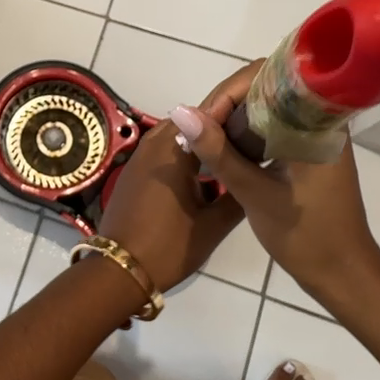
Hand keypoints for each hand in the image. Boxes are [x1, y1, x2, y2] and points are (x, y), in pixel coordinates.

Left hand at [97, 120, 244, 291]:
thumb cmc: (169, 247)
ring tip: (232, 150)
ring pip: (175, 134)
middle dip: (218, 123)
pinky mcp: (133, 171)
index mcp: (173, 151)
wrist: (120, 269)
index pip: (208, 114)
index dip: (234, 110)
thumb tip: (257, 169)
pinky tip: (203, 170)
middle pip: (191, 120)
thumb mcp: (214, 225)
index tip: (260, 116)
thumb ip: (238, 193)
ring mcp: (140, 157)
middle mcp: (153, 145)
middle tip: (250, 134)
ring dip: (199, 138)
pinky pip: (162, 149)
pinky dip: (183, 151)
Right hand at [168, 61, 379, 307]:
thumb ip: (218, 151)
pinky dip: (245, 134)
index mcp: (315, 123)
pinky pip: (272, 126)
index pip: (265, 78)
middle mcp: (319, 120)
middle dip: (224, 104)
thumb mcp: (254, 194)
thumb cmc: (305, 236)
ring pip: (266, 107)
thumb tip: (181, 112)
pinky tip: (223, 153)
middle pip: (264, 87)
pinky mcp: (309, 151)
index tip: (200, 123)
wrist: (345, 275)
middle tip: (196, 132)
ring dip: (232, 119)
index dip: (226, 93)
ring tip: (204, 142)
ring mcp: (315, 135)